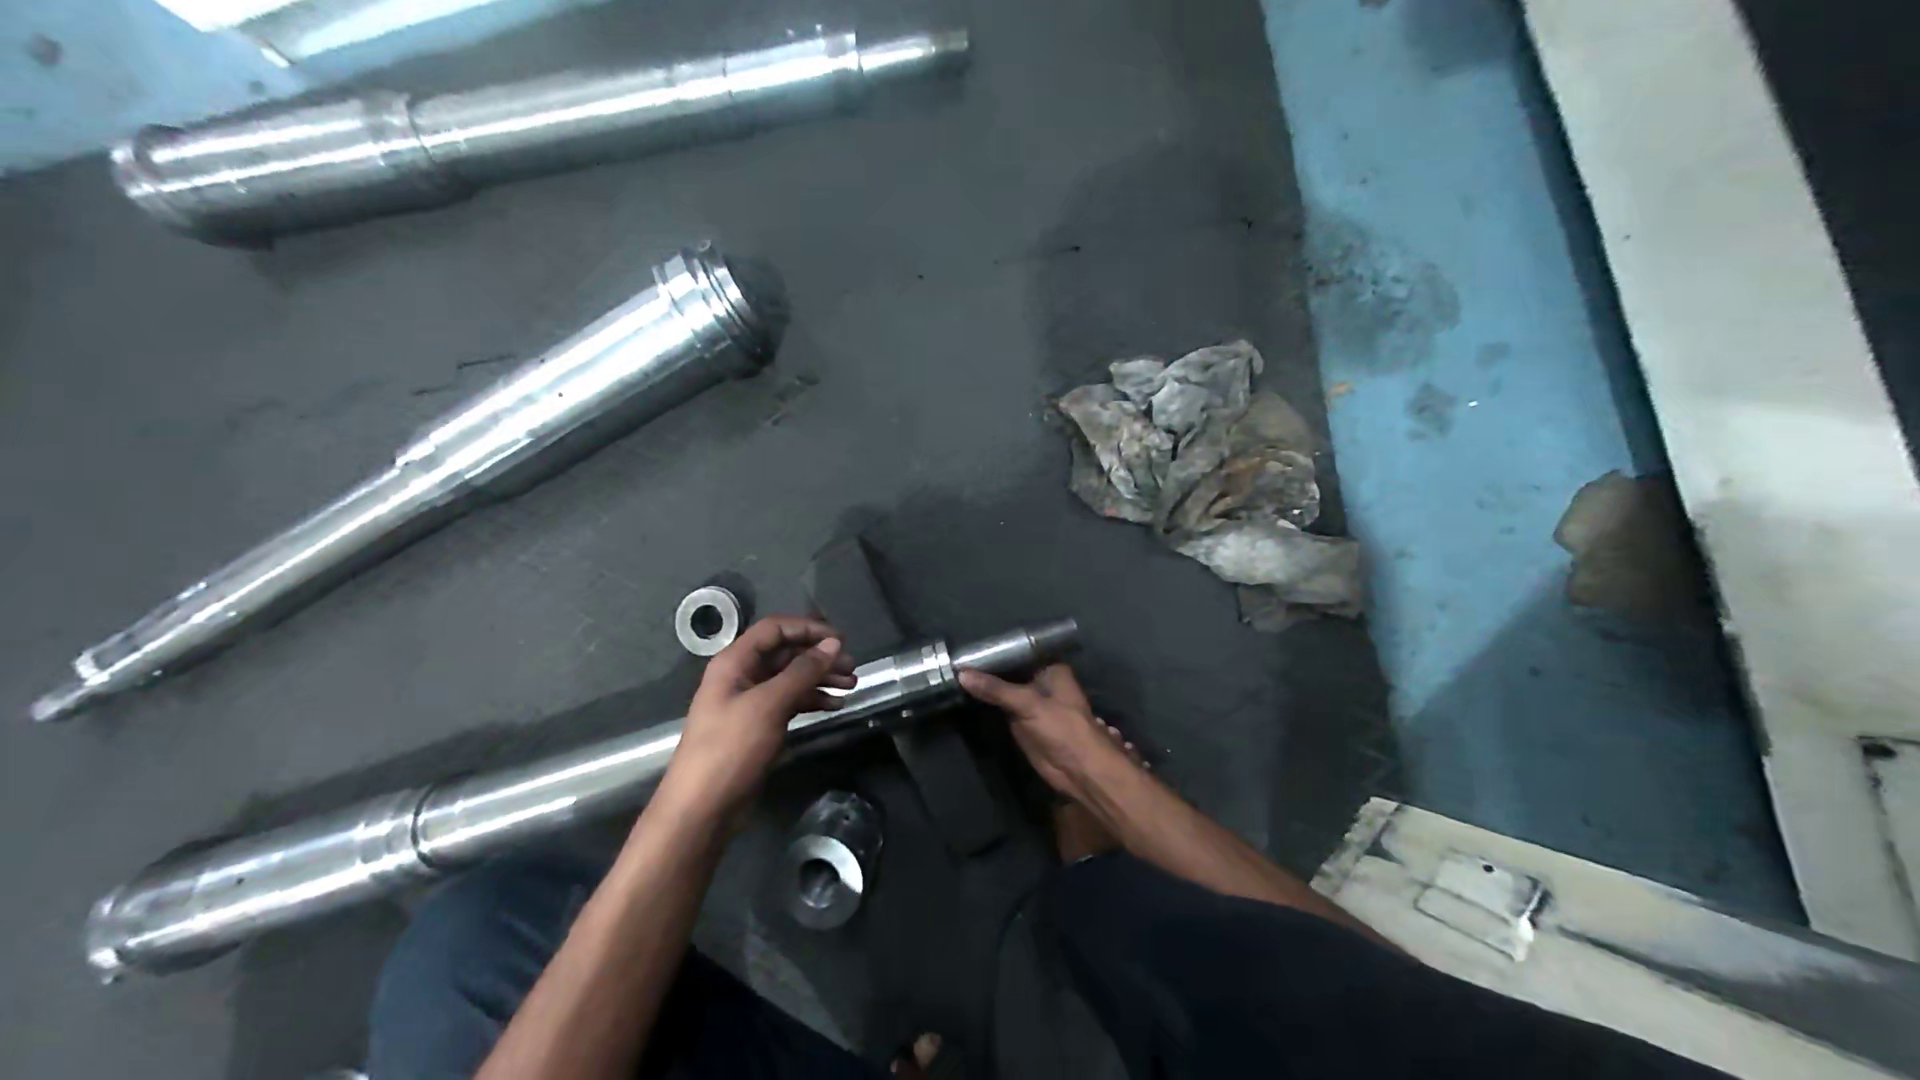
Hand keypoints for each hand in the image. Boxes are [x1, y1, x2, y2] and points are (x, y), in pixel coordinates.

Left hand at [664, 616, 856, 817]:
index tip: (840, 640)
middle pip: (786, 653)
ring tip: (851, 685)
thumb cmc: (731, 748)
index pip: (774, 629)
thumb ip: (802, 672)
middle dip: (819, 657)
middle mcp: (742, 676)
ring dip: (820, 678)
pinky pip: (790, 702)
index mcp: (735, 662)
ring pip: (791, 678)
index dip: (808, 629)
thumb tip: (832, 644)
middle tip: (852, 667)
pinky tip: (835, 705)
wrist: (703, 807)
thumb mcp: (769, 704)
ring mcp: (750, 702)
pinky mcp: (759, 725)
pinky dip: (812, 700)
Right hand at [958, 663, 1129, 801]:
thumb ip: (995, 689)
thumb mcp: (1028, 703)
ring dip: (984, 685)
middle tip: (954, 660)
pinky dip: (985, 702)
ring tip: (953, 673)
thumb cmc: (1062, 728)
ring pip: (1003, 689)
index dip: (996, 650)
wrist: (1077, 770)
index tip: (968, 646)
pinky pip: (999, 707)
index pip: (1019, 652)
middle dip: (986, 668)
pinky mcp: (1021, 721)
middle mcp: (1041, 682)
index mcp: (1051, 669)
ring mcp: (1030, 702)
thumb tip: (961, 674)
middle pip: (1009, 671)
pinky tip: (963, 693)